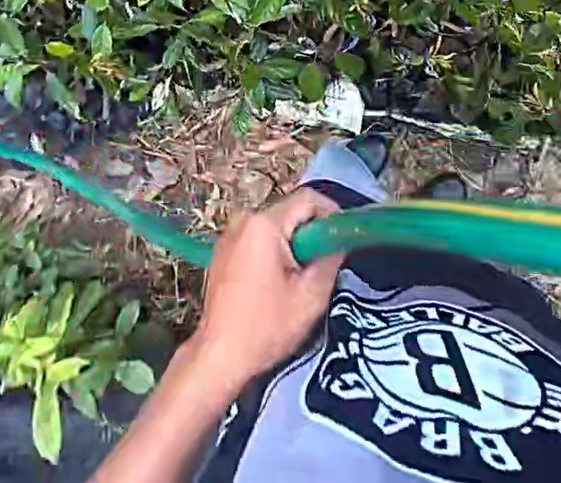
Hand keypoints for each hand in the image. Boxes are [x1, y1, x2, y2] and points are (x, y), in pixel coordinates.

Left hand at [189, 189, 344, 390]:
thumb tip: (341, 238)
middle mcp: (244, 221)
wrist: (217, 361)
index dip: (332, 213)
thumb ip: (332, 258)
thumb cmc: (265, 329)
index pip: (308, 199)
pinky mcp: (223, 250)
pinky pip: (259, 237)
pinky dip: (274, 251)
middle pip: (292, 211)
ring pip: (277, 226)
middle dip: (312, 233)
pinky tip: (276, 283)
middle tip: (324, 264)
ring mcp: (230, 235)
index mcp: (264, 225)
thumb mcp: (311, 296)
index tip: (342, 238)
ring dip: (294, 244)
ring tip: (300, 278)